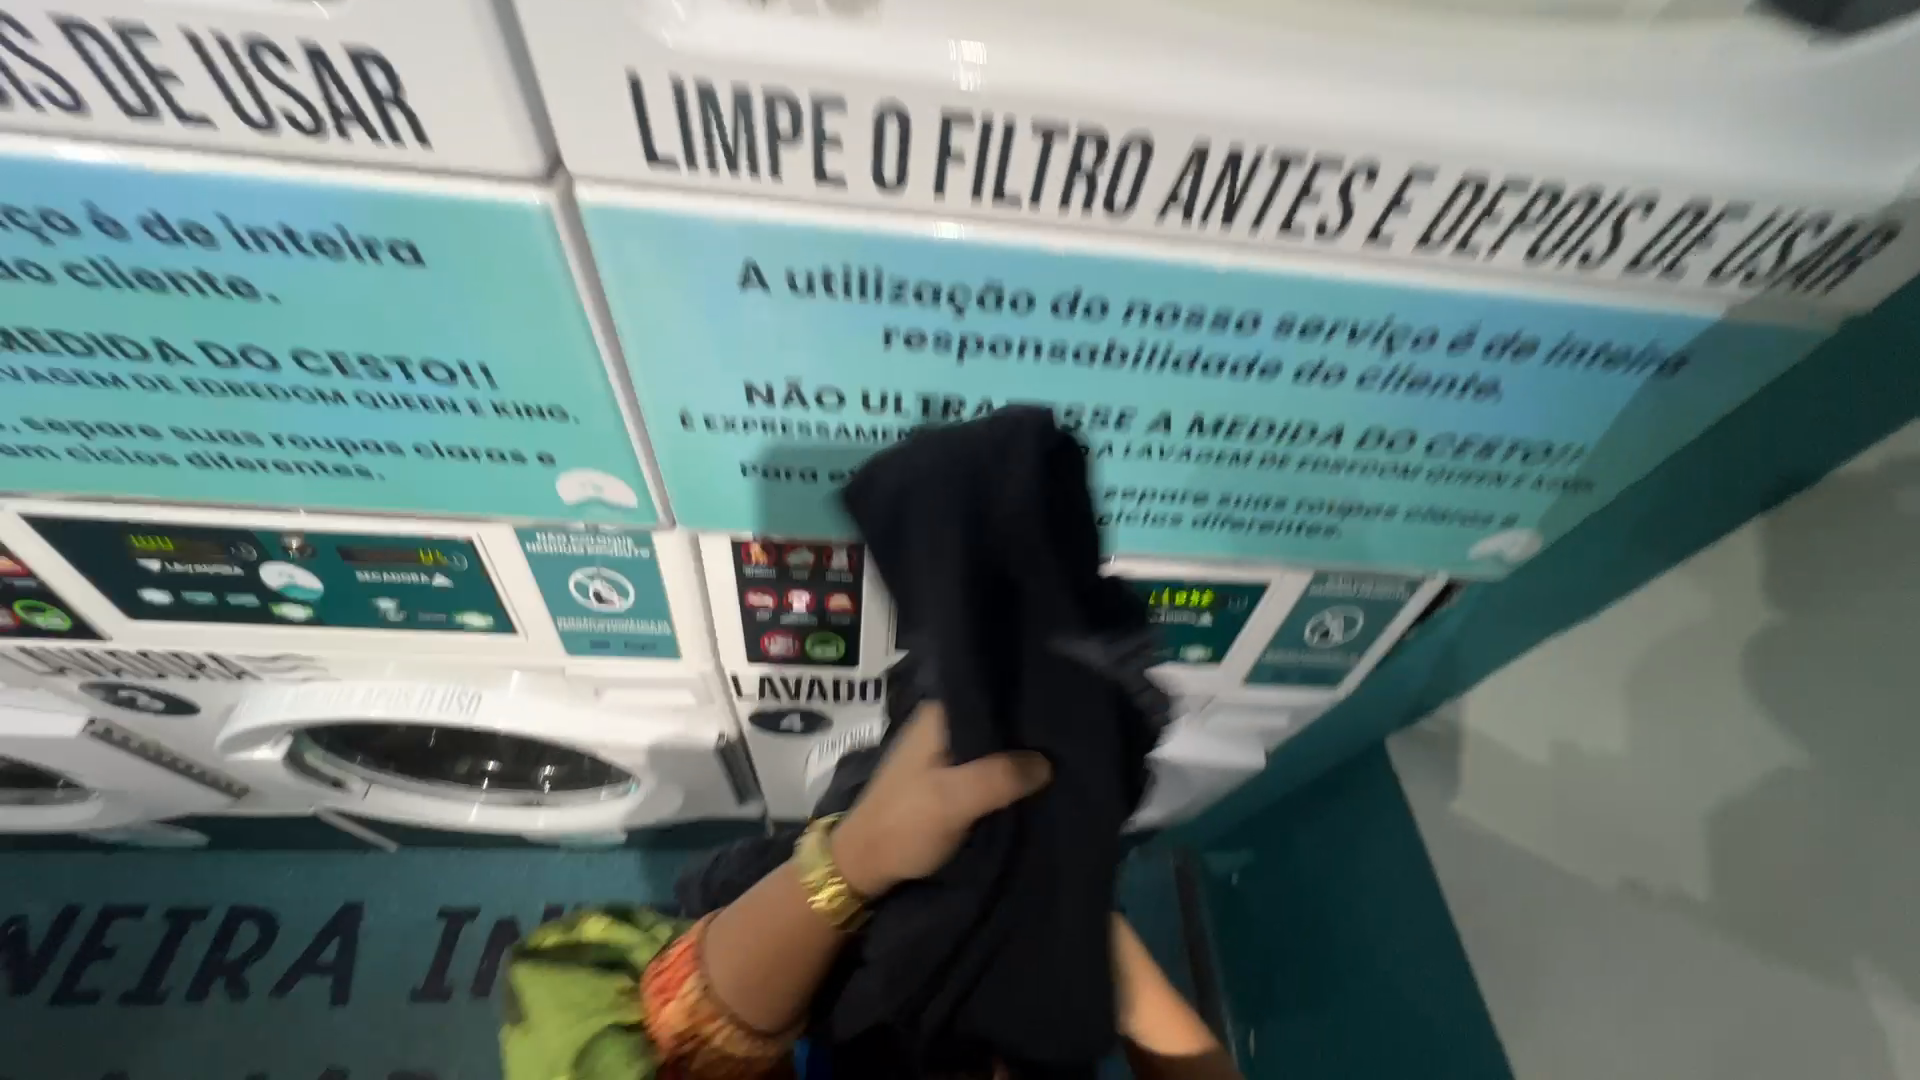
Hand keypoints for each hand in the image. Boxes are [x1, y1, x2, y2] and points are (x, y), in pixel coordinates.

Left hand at [830, 702, 1051, 896]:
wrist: (863, 866)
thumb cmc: (903, 826)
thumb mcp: (953, 801)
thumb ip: (999, 777)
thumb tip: (1047, 763)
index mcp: (938, 715)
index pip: (991, 694)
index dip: (1024, 704)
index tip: (1059, 718)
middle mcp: (940, 724)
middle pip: (994, 722)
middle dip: (1023, 736)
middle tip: (1064, 746)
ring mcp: (942, 750)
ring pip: (991, 746)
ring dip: (1014, 758)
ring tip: (1055, 763)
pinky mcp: (945, 777)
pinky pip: (984, 767)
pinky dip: (1002, 775)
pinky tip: (1028, 783)